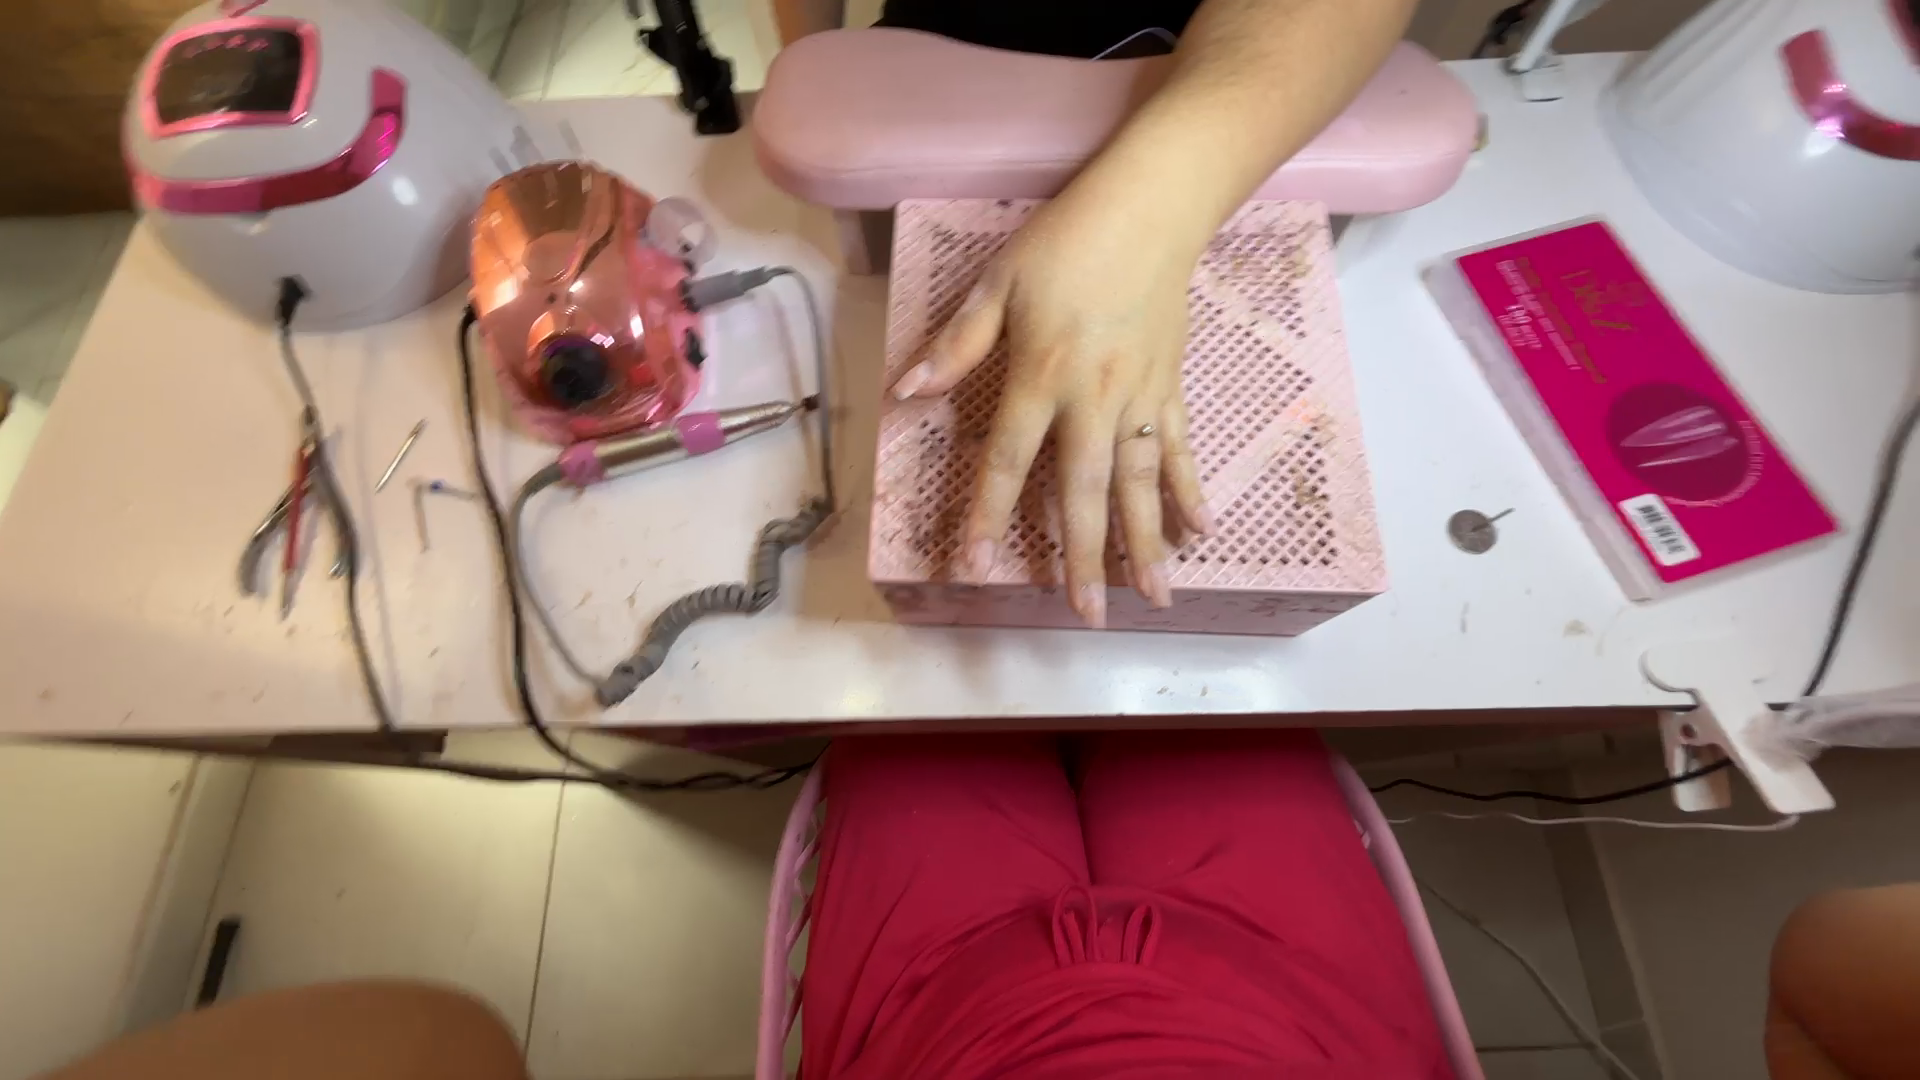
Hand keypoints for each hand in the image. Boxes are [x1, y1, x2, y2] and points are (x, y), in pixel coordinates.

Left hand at [890, 194, 1215, 627]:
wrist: (1154, 206)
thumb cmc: (1069, 240)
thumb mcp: (1000, 281)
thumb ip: (957, 343)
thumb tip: (907, 392)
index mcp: (1042, 375)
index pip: (1008, 460)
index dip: (988, 516)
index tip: (977, 568)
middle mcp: (1095, 400)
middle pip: (1083, 491)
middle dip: (1081, 556)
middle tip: (1086, 614)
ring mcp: (1141, 399)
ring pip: (1141, 483)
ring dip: (1145, 543)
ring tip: (1154, 596)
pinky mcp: (1171, 389)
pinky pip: (1180, 448)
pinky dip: (1190, 490)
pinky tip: (1202, 532)